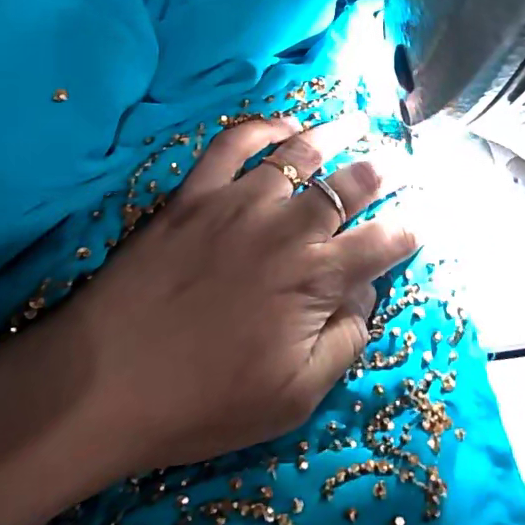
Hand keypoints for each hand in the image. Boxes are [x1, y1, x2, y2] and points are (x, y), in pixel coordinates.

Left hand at [58, 114, 417, 471]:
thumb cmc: (204, 401)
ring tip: (354, 123)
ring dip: (334, 135)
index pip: (383, 244)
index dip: (410, 230)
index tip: (421, 222)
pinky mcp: (194, 195)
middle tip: (399, 160)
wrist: (103, 383)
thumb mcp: (294, 397)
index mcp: (317, 280)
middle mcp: (287, 229)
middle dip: (384, 171)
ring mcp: (238, 204)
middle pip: (350, 186)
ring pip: (298, 154)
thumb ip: (345, 340)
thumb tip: (366, 293)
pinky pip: (232, 144)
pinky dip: (261, 126)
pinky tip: (281, 124)